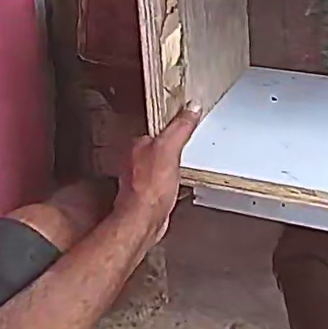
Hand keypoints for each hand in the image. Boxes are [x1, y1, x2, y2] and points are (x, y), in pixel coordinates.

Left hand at [117, 108, 199, 240]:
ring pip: (158, 165)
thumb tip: (191, 108)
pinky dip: (168, 182)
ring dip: (169, 166)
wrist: (143, 220)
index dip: (174, 128)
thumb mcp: (170, 149)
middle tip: (187, 146)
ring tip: (183, 165)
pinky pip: (160, 182)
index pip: (158, 129)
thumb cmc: (149, 188)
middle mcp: (135, 161)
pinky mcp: (146, 195)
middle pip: (157, 147)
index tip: (187, 124)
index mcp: (138, 145)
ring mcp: (139, 179)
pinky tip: (175, 186)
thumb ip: (180, 128)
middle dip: (171, 148)